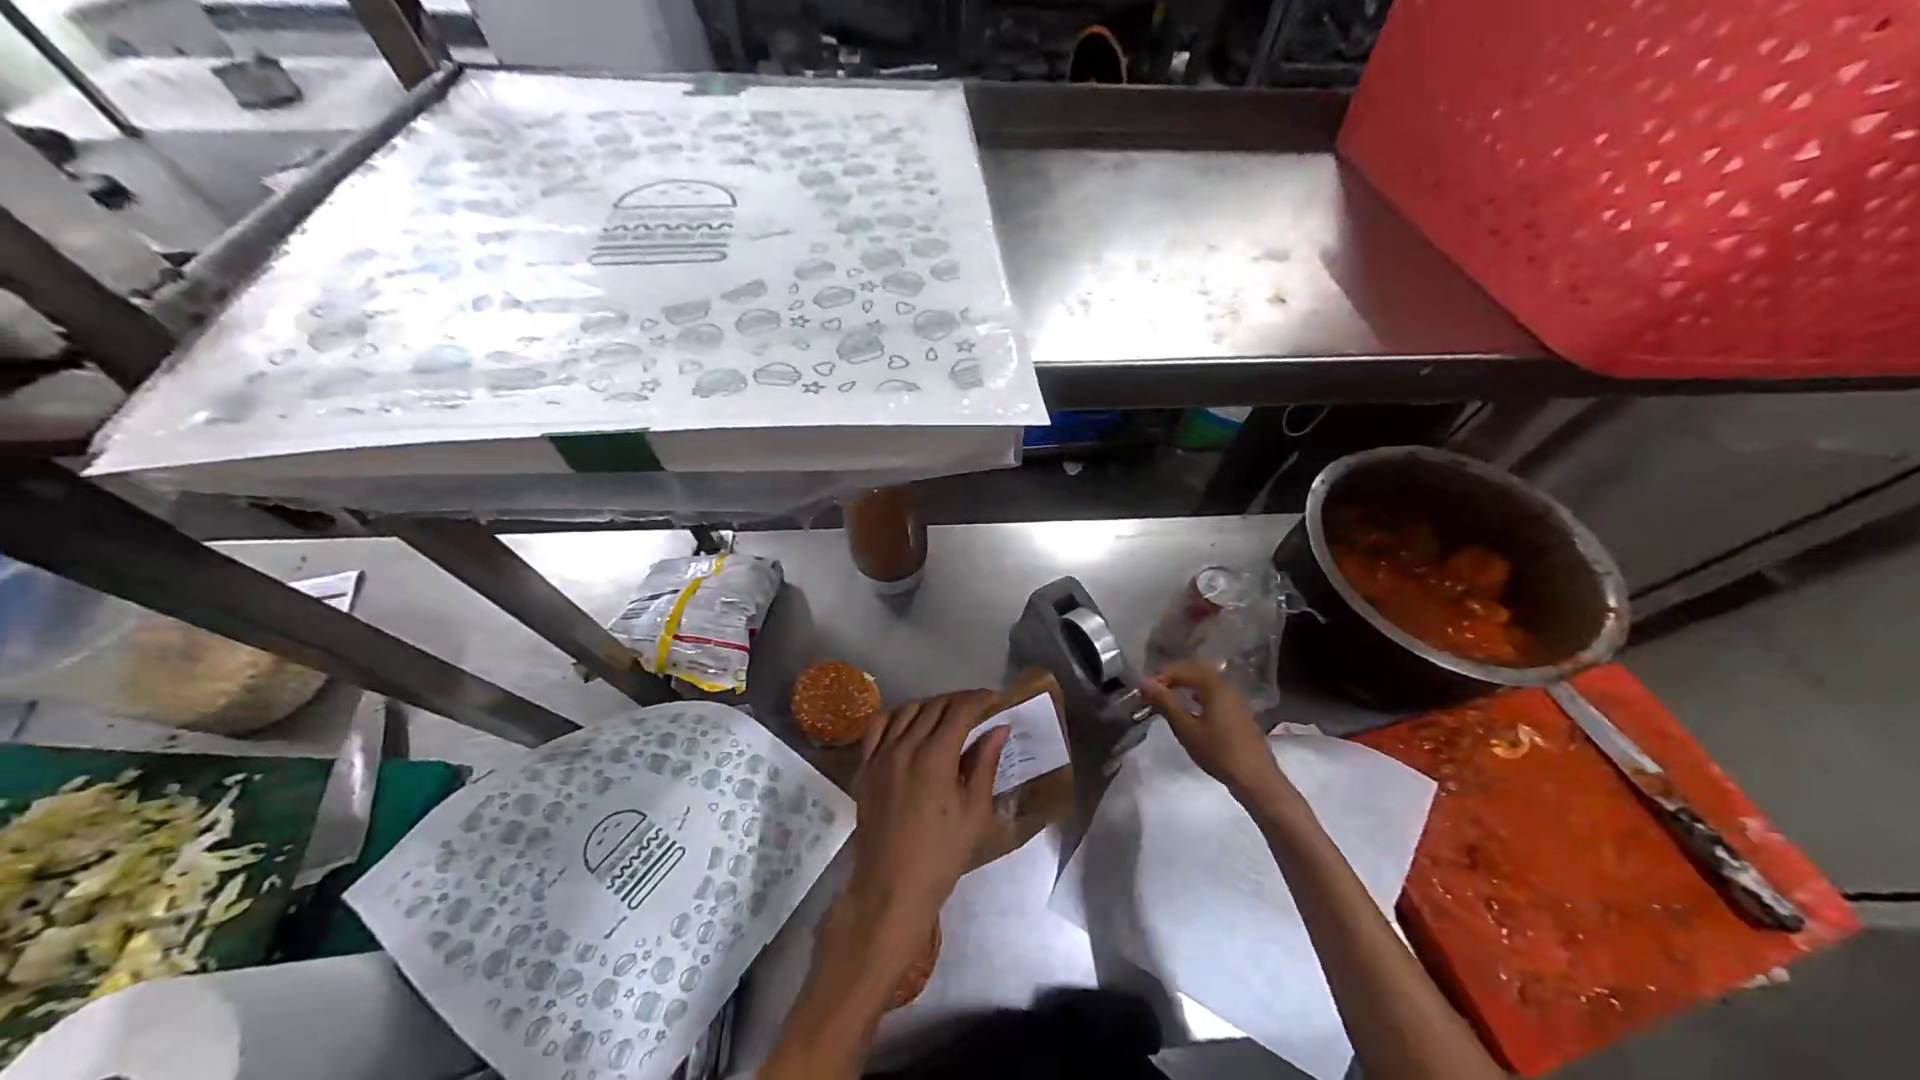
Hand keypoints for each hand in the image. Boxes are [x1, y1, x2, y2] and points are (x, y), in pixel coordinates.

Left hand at [844, 690, 1008, 946]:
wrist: (892, 886)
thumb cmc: (942, 854)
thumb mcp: (975, 812)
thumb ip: (985, 764)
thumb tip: (999, 729)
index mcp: (935, 757)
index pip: (959, 711)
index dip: (979, 699)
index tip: (994, 698)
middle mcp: (904, 747)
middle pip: (933, 706)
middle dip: (958, 701)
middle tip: (977, 707)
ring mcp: (880, 755)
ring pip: (905, 711)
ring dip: (929, 705)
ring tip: (946, 714)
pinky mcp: (864, 767)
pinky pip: (877, 727)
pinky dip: (896, 716)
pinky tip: (908, 724)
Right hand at [1142, 661, 1292, 801]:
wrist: (1255, 779)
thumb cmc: (1218, 752)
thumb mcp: (1186, 728)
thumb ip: (1165, 703)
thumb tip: (1144, 682)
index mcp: (1215, 686)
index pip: (1183, 670)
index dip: (1161, 676)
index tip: (1145, 691)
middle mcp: (1227, 687)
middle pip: (1197, 671)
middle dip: (1174, 677)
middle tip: (1155, 690)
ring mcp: (1236, 700)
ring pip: (1207, 683)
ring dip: (1186, 686)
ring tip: (1169, 698)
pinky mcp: (1240, 713)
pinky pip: (1215, 694)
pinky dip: (1199, 695)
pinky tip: (1191, 709)